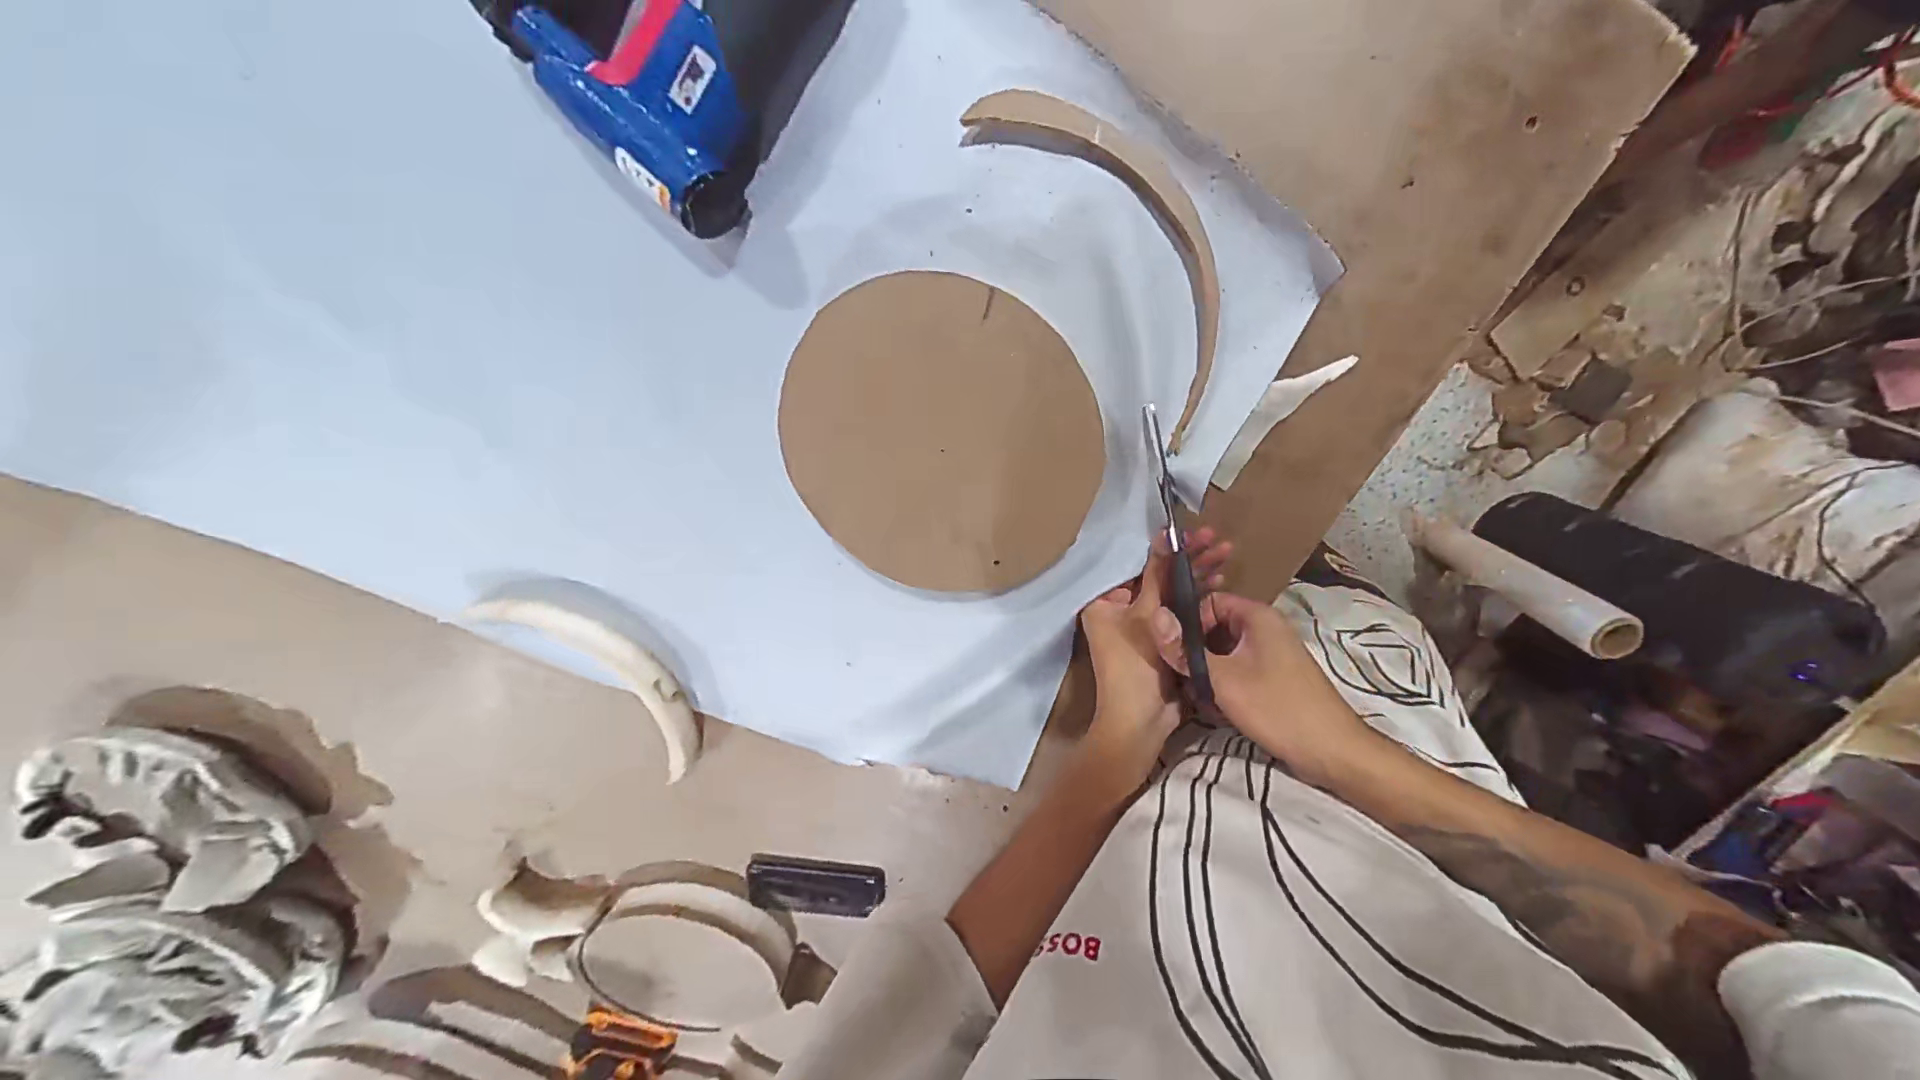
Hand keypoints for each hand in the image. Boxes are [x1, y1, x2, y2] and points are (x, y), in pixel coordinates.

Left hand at [1074, 529, 1231, 803]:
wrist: (1141, 722)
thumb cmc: (1134, 666)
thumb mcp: (1147, 616)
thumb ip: (1158, 576)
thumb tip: (1164, 536)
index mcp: (1105, 602)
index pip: (1138, 566)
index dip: (1167, 549)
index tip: (1194, 532)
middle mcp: (1120, 611)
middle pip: (1158, 578)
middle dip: (1189, 560)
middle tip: (1219, 540)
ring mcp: (1143, 626)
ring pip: (1173, 593)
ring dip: (1198, 576)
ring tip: (1227, 554)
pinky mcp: (1163, 640)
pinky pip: (1181, 612)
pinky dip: (1200, 599)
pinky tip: (1222, 583)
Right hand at [1149, 589, 1376, 786]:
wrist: (1332, 753)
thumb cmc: (1277, 708)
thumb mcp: (1221, 679)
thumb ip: (1184, 650)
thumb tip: (1153, 617)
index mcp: (1257, 617)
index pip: (1208, 602)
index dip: (1186, 622)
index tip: (1171, 649)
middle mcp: (1265, 629)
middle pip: (1214, 628)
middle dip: (1193, 652)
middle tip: (1178, 676)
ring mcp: (1271, 654)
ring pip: (1223, 652)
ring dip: (1206, 672)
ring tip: (1195, 695)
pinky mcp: (1273, 678)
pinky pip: (1237, 670)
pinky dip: (1223, 684)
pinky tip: (1214, 707)